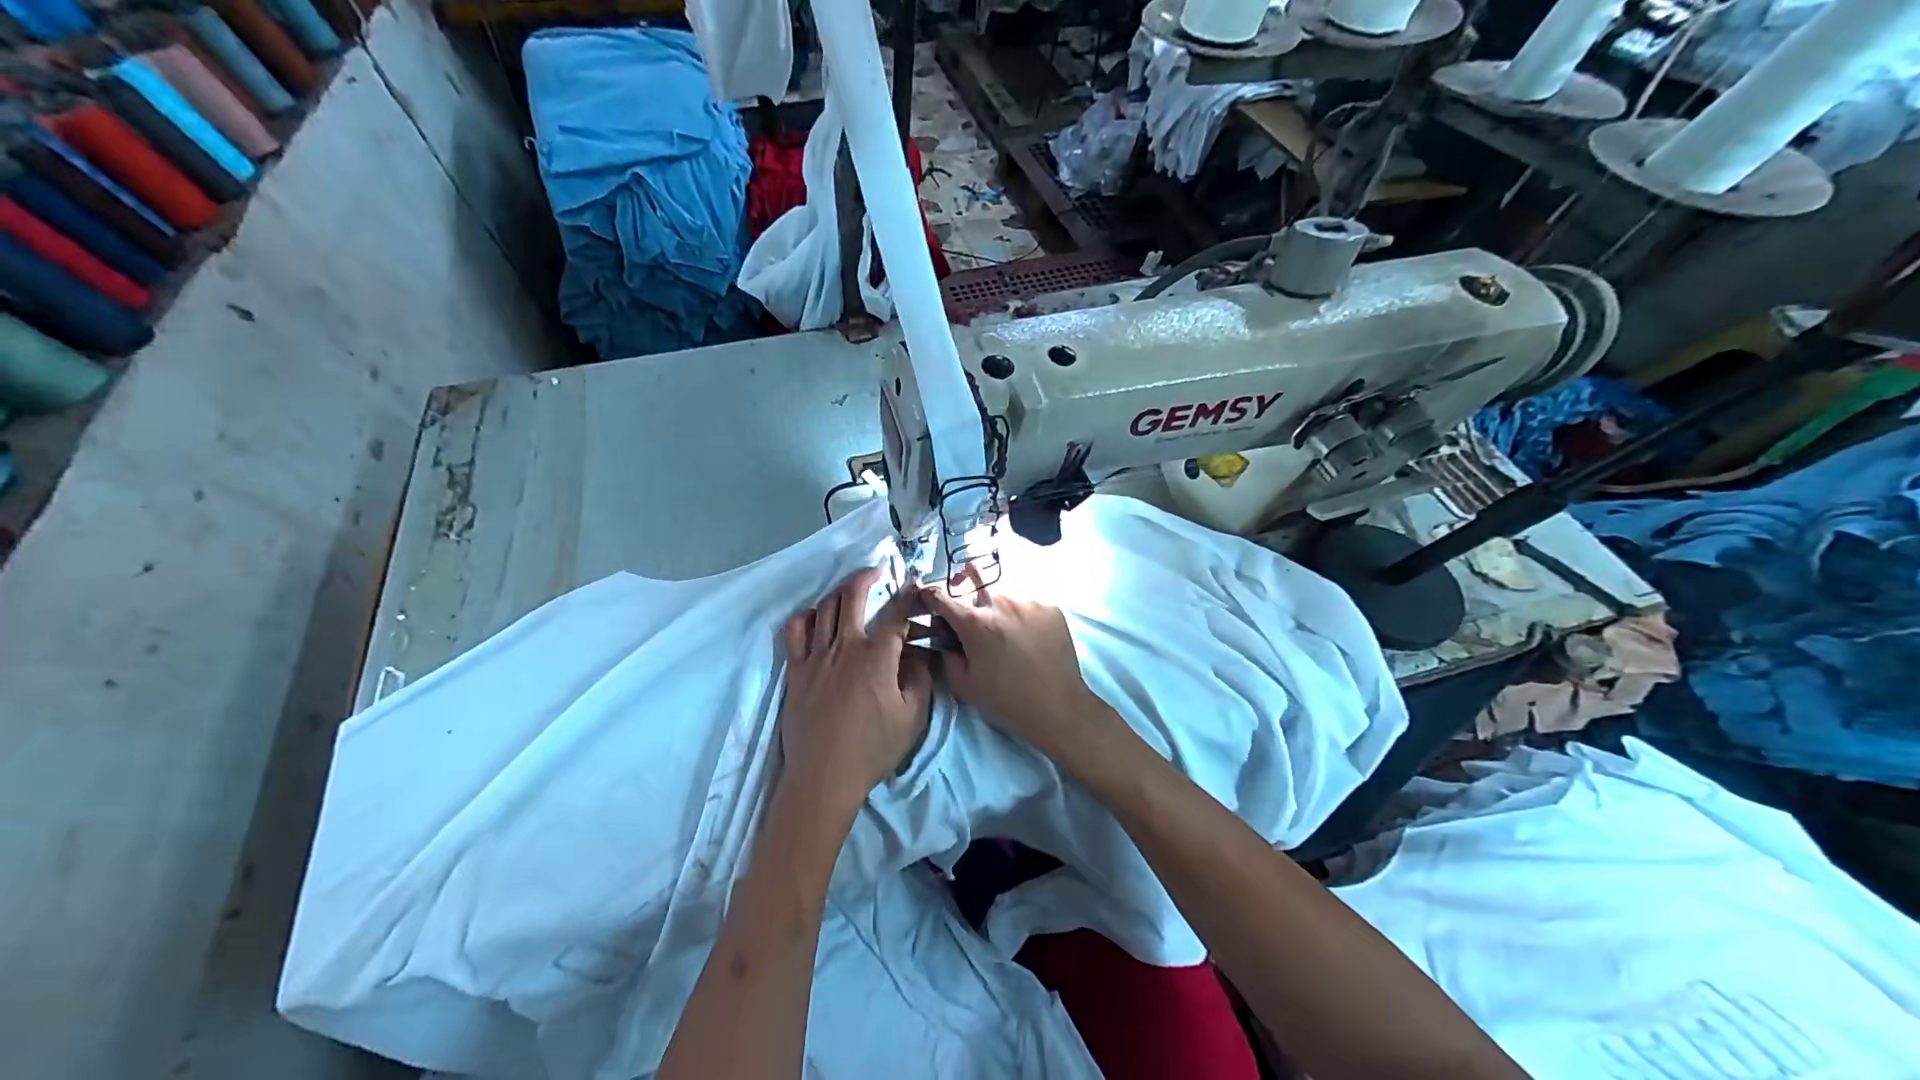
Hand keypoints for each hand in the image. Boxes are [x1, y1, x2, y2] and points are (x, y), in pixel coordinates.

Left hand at [778, 567, 933, 816]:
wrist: (824, 775)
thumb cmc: (873, 749)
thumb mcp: (912, 718)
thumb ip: (921, 680)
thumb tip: (921, 655)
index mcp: (877, 657)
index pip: (896, 614)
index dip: (909, 597)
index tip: (915, 587)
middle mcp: (845, 647)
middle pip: (853, 597)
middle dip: (867, 577)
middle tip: (877, 571)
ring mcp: (816, 656)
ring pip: (824, 608)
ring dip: (839, 592)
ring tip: (850, 591)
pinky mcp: (796, 669)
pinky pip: (796, 630)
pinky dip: (807, 616)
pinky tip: (816, 617)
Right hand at [919, 577, 1115, 760]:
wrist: (1057, 707)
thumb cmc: (1006, 700)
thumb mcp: (964, 685)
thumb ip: (947, 656)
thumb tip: (944, 639)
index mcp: (975, 622)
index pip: (941, 596)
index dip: (929, 595)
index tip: (927, 596)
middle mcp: (1002, 603)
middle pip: (976, 576)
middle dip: (966, 583)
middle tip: (968, 600)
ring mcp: (1030, 602)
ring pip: (1004, 589)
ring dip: (997, 601)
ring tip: (1004, 626)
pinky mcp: (1051, 608)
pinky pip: (1028, 602)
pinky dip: (1022, 613)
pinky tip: (1027, 635)